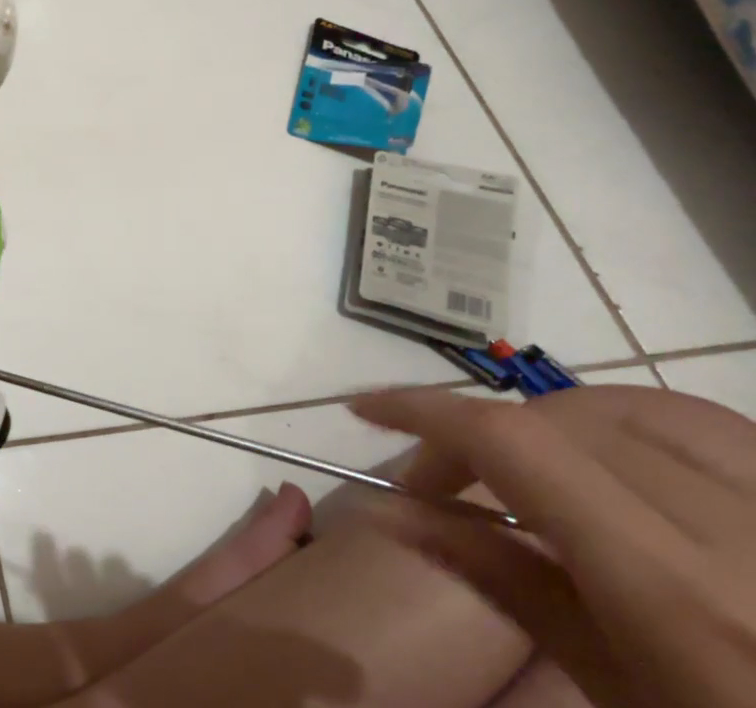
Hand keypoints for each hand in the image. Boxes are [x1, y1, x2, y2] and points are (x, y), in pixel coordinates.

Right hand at [352, 385, 755, 707]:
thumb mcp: (609, 682)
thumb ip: (501, 579)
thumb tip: (385, 511)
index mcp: (675, 590)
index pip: (518, 446)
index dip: (427, 410)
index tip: (366, 409)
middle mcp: (742, 529)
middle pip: (565, 417)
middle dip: (481, 431)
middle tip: (444, 480)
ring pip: (640, 405)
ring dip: (554, 418)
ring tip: (524, 461)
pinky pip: (712, 424)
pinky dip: (634, 425)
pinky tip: (611, 460)